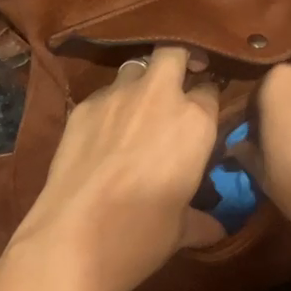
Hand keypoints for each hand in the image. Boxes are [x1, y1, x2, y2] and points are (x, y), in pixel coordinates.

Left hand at [4, 46, 225, 290]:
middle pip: (174, 51)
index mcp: (195, 121)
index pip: (211, 89)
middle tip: (179, 79)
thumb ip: (201, 218)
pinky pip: (103, 93)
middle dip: (179, 59)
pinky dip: (110, 104)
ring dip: (141, 80)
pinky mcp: (83, 105)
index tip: (205, 110)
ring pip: (135, 67)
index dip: (208, 98)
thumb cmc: (140, 236)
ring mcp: (117, 95)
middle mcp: (159, 96)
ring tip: (138, 106)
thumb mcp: (181, 230)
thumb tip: (217, 229)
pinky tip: (103, 130)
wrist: (73, 239)